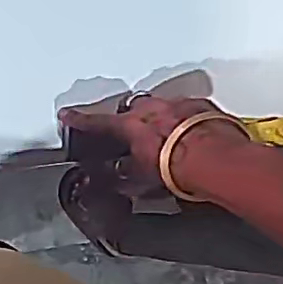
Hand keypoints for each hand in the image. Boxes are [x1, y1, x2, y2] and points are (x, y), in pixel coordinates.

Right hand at [58, 95, 261, 197]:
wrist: (214, 160)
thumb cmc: (176, 167)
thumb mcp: (140, 178)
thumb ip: (125, 173)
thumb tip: (119, 176)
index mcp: (130, 124)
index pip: (97, 121)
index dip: (79, 120)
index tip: (68, 115)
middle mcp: (152, 108)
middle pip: (133, 108)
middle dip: (131, 118)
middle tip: (134, 132)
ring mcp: (178, 105)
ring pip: (162, 106)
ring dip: (162, 119)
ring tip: (168, 138)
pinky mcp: (204, 107)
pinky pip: (188, 110)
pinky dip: (186, 121)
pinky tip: (191, 136)